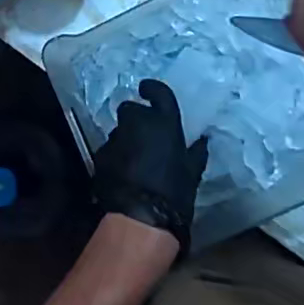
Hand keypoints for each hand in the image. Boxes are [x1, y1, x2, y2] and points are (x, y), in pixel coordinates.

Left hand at [90, 79, 208, 256]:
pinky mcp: (100, 151)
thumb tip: (203, 140)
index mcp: (163, 122)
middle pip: (131, 110)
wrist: (140, 216)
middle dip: (136, 119)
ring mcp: (116, 135)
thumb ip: (195, 152)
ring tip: (136, 160)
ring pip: (119, 129)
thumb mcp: (191, 172)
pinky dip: (116, 155)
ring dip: (126, 138)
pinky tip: (123, 172)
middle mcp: (137, 121)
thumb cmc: (174, 193)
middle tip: (146, 137)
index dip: (151, 88)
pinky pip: (110, 147)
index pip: (158, 91)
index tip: (146, 90)